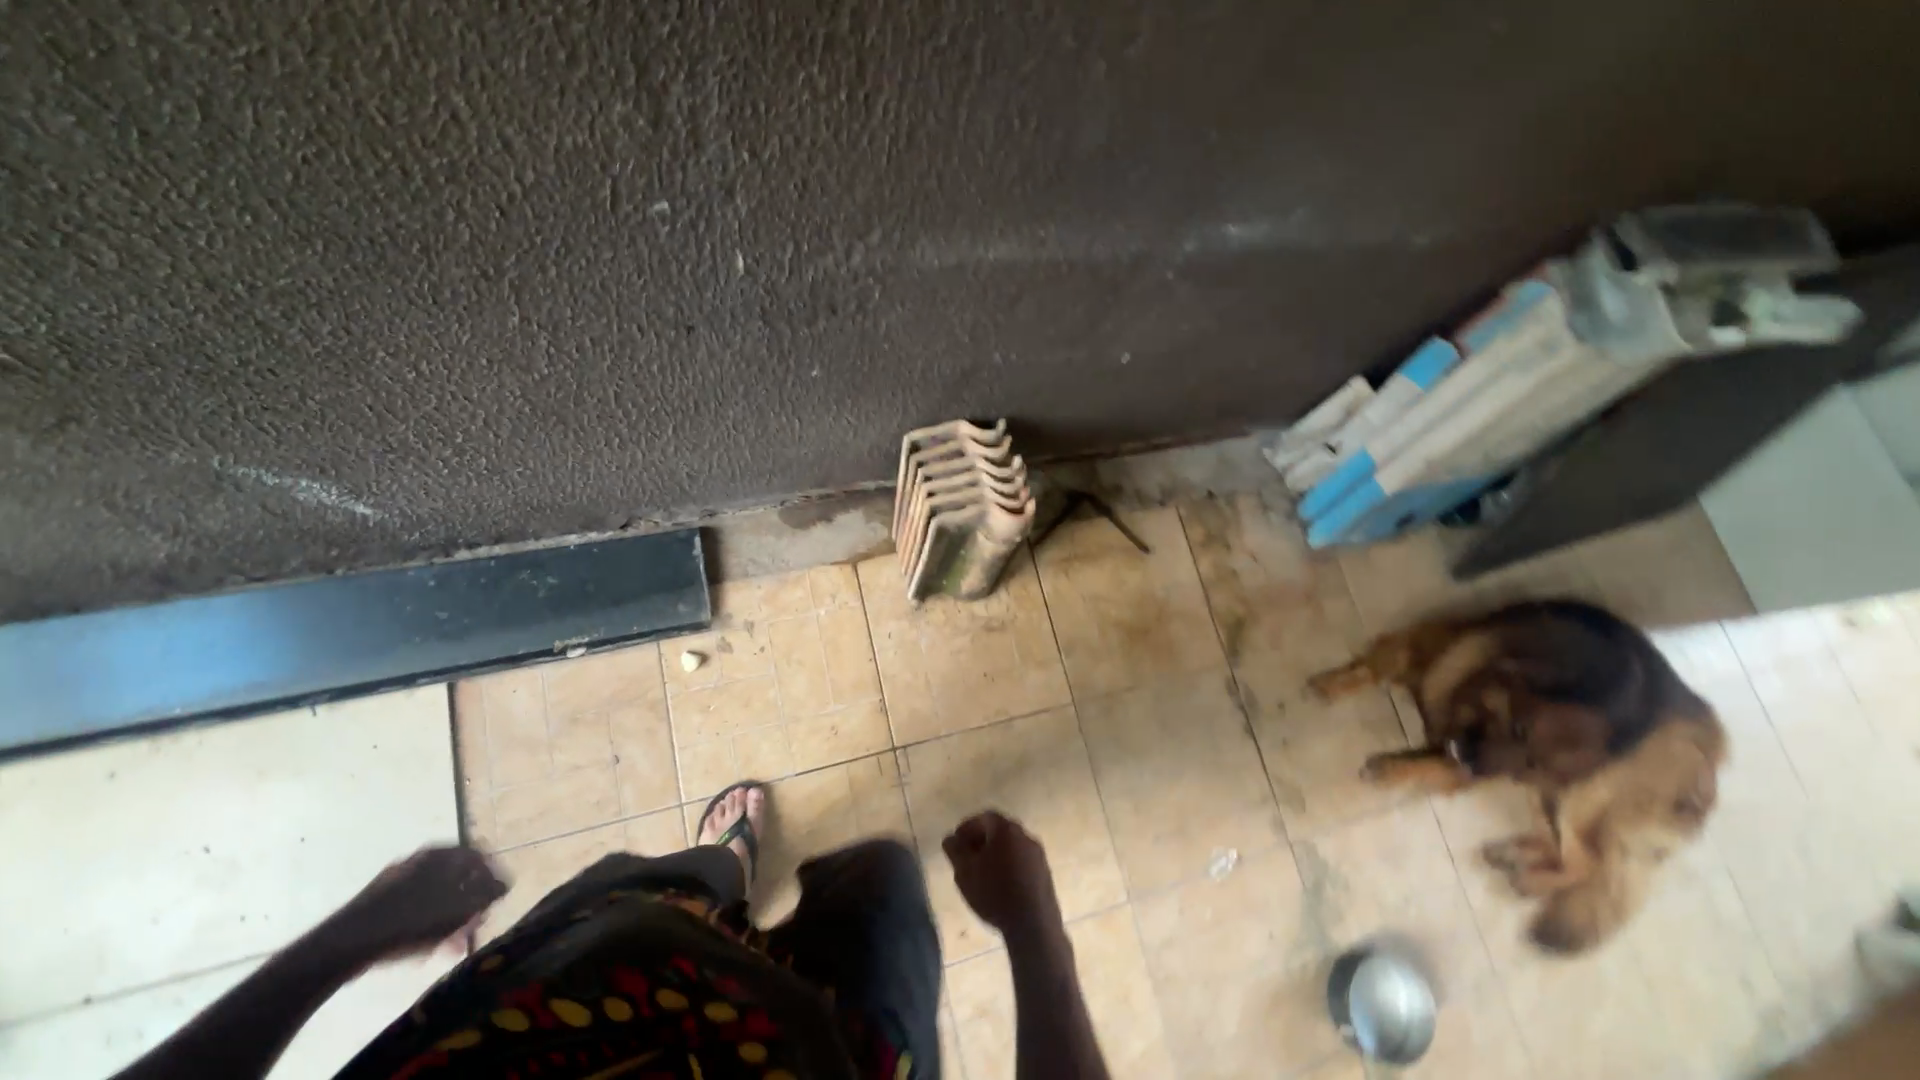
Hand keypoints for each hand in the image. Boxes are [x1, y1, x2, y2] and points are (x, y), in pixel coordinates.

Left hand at [323, 846, 507, 964]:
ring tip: (451, 942)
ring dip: (448, 915)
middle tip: (473, 925)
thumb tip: (504, 883)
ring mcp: (398, 876)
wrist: (346, 943)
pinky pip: (414, 905)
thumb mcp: (461, 909)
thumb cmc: (413, 922)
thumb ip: (487, 894)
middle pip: (457, 876)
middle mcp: (421, 858)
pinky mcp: (379, 898)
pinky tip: (425, 944)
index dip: (492, 878)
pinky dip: (425, 921)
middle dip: (468, 902)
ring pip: (435, 893)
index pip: (480, 857)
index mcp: (443, 854)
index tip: (495, 902)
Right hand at [942, 811, 1061, 938]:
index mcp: (1006, 829)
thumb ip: (955, 851)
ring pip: (1012, 847)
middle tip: (967, 857)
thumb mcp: (964, 872)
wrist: (1032, 923)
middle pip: (1000, 830)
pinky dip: (1009, 866)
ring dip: (996, 854)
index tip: (957, 842)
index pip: (984, 817)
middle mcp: (1025, 836)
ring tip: (982, 874)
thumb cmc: (993, 892)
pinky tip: (1000, 886)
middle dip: (981, 840)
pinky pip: (1022, 862)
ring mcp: (1038, 855)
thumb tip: (951, 838)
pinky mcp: (1045, 873)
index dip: (967, 827)